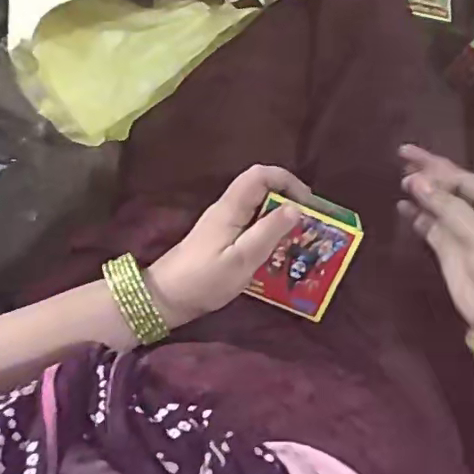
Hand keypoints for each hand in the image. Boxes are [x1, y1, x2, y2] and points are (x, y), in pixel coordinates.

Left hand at [147, 164, 311, 324]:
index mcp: (231, 207)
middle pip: (262, 188)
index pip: (261, 174)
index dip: (288, 181)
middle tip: (308, 225)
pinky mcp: (221, 238)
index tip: (307, 204)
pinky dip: (268, 232)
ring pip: (258, 208)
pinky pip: (251, 224)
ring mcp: (223, 223)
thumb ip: (269, 232)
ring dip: (280, 218)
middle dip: (288, 201)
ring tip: (298, 240)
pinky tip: (277, 253)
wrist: (165, 298)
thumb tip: (296, 208)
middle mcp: (227, 209)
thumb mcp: (242, 259)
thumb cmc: (204, 280)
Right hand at [397, 145, 473, 332]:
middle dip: (427, 173)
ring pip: (437, 206)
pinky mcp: (448, 251)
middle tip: (401, 158)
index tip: (409, 154)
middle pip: (448, 187)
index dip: (436, 165)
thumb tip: (415, 181)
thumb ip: (446, 206)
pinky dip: (416, 216)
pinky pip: (429, 227)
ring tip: (400, 181)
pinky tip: (402, 207)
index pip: (461, 177)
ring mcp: (462, 232)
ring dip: (420, 194)